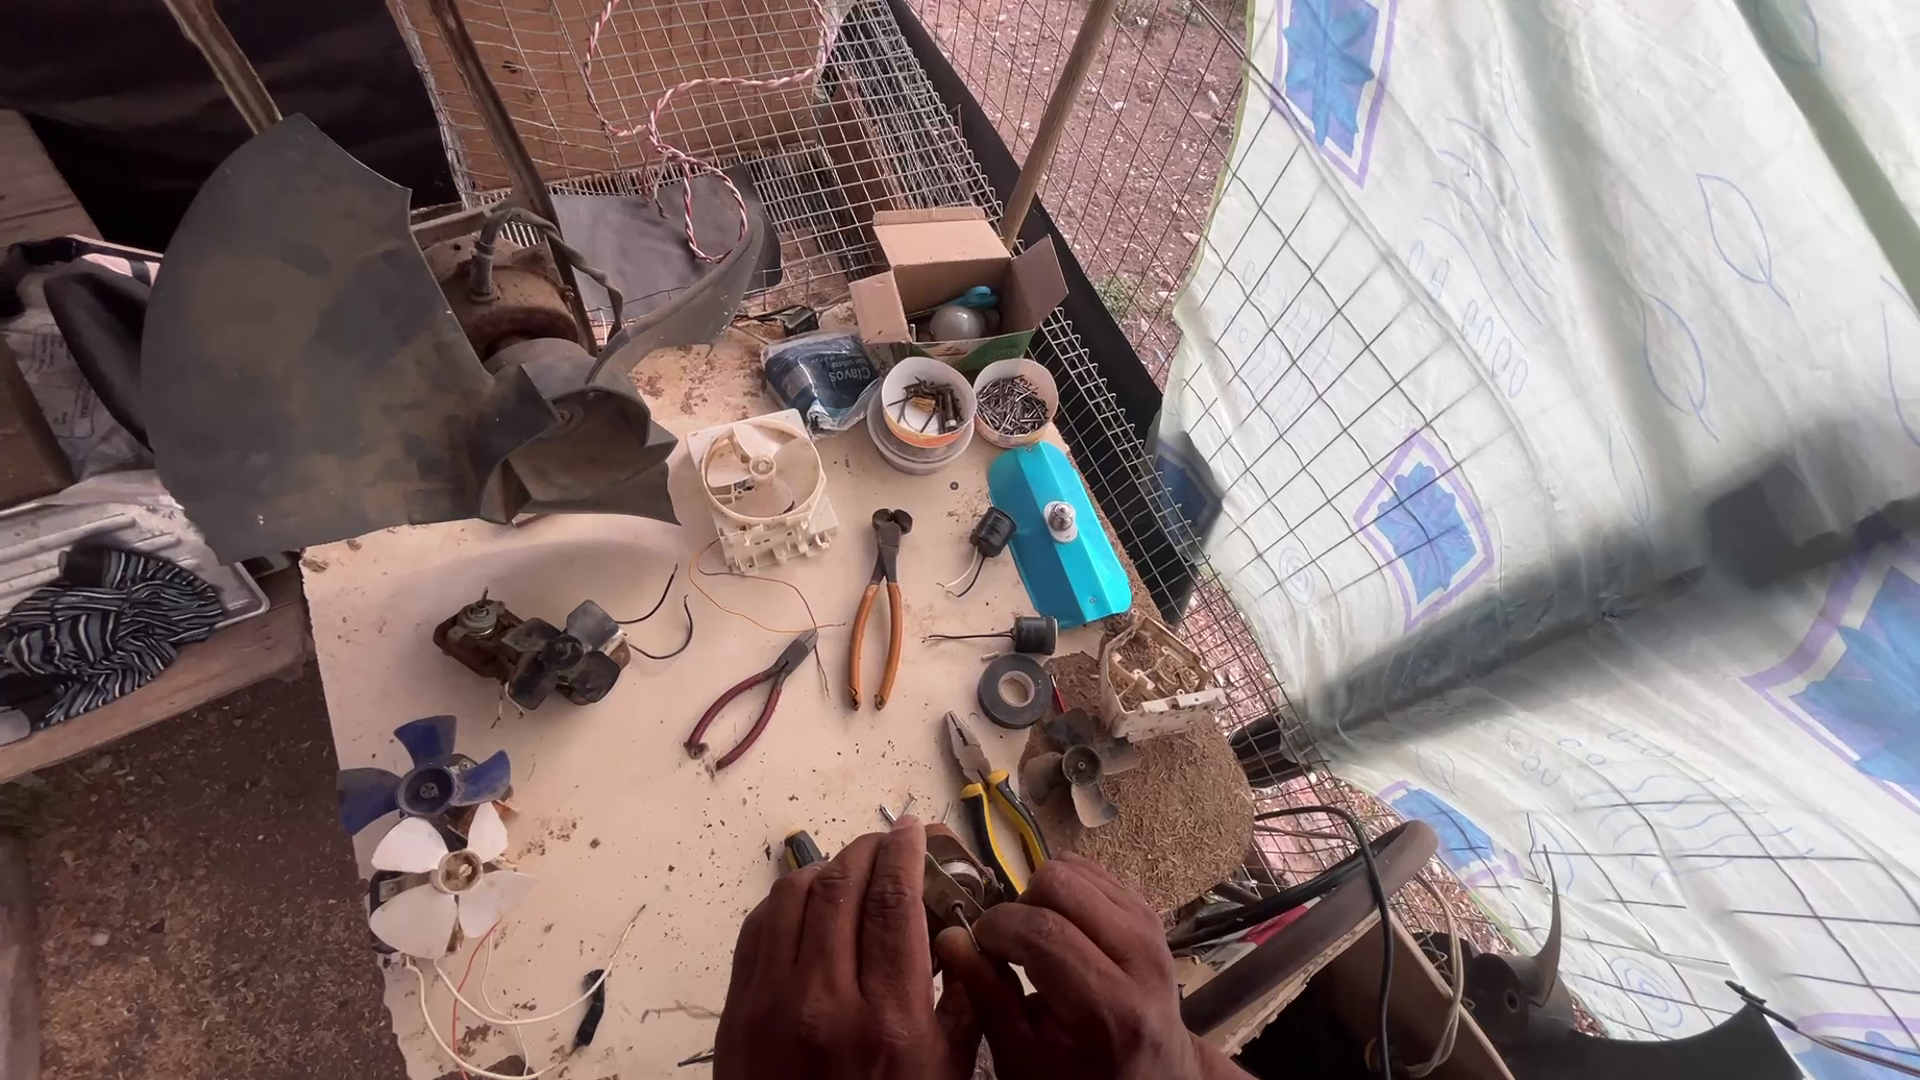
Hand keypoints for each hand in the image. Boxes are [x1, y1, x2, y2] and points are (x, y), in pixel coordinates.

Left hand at [715, 817, 978, 1079]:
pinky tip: (812, 901)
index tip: (912, 826)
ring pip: (797, 890)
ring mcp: (771, 1003)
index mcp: (888, 1018)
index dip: (904, 849)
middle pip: (845, 882)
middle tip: (888, 843)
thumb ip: (963, 993)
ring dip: (830, 865)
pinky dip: (789, 896)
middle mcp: (825, 1001)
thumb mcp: (946, 1071)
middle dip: (870, 847)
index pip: (894, 898)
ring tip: (853, 869)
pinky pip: (760, 922)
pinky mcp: (735, 1010)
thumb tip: (961, 923)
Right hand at [934, 854, 1248, 1079]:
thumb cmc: (1078, 1079)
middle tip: (1010, 942)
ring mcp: (1149, 927)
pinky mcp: (1147, 910)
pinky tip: (1058, 926)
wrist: (1149, 1077)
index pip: (1043, 933)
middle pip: (1059, 885)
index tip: (977, 943)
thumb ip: (987, 994)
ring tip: (1036, 937)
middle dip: (1019, 906)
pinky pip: (1090, 870)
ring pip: (1072, 868)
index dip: (998, 927)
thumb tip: (950, 936)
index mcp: (1110, 1010)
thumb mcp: (1022, 1059)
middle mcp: (1140, 957)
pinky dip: (1062, 889)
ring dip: (1040, 895)